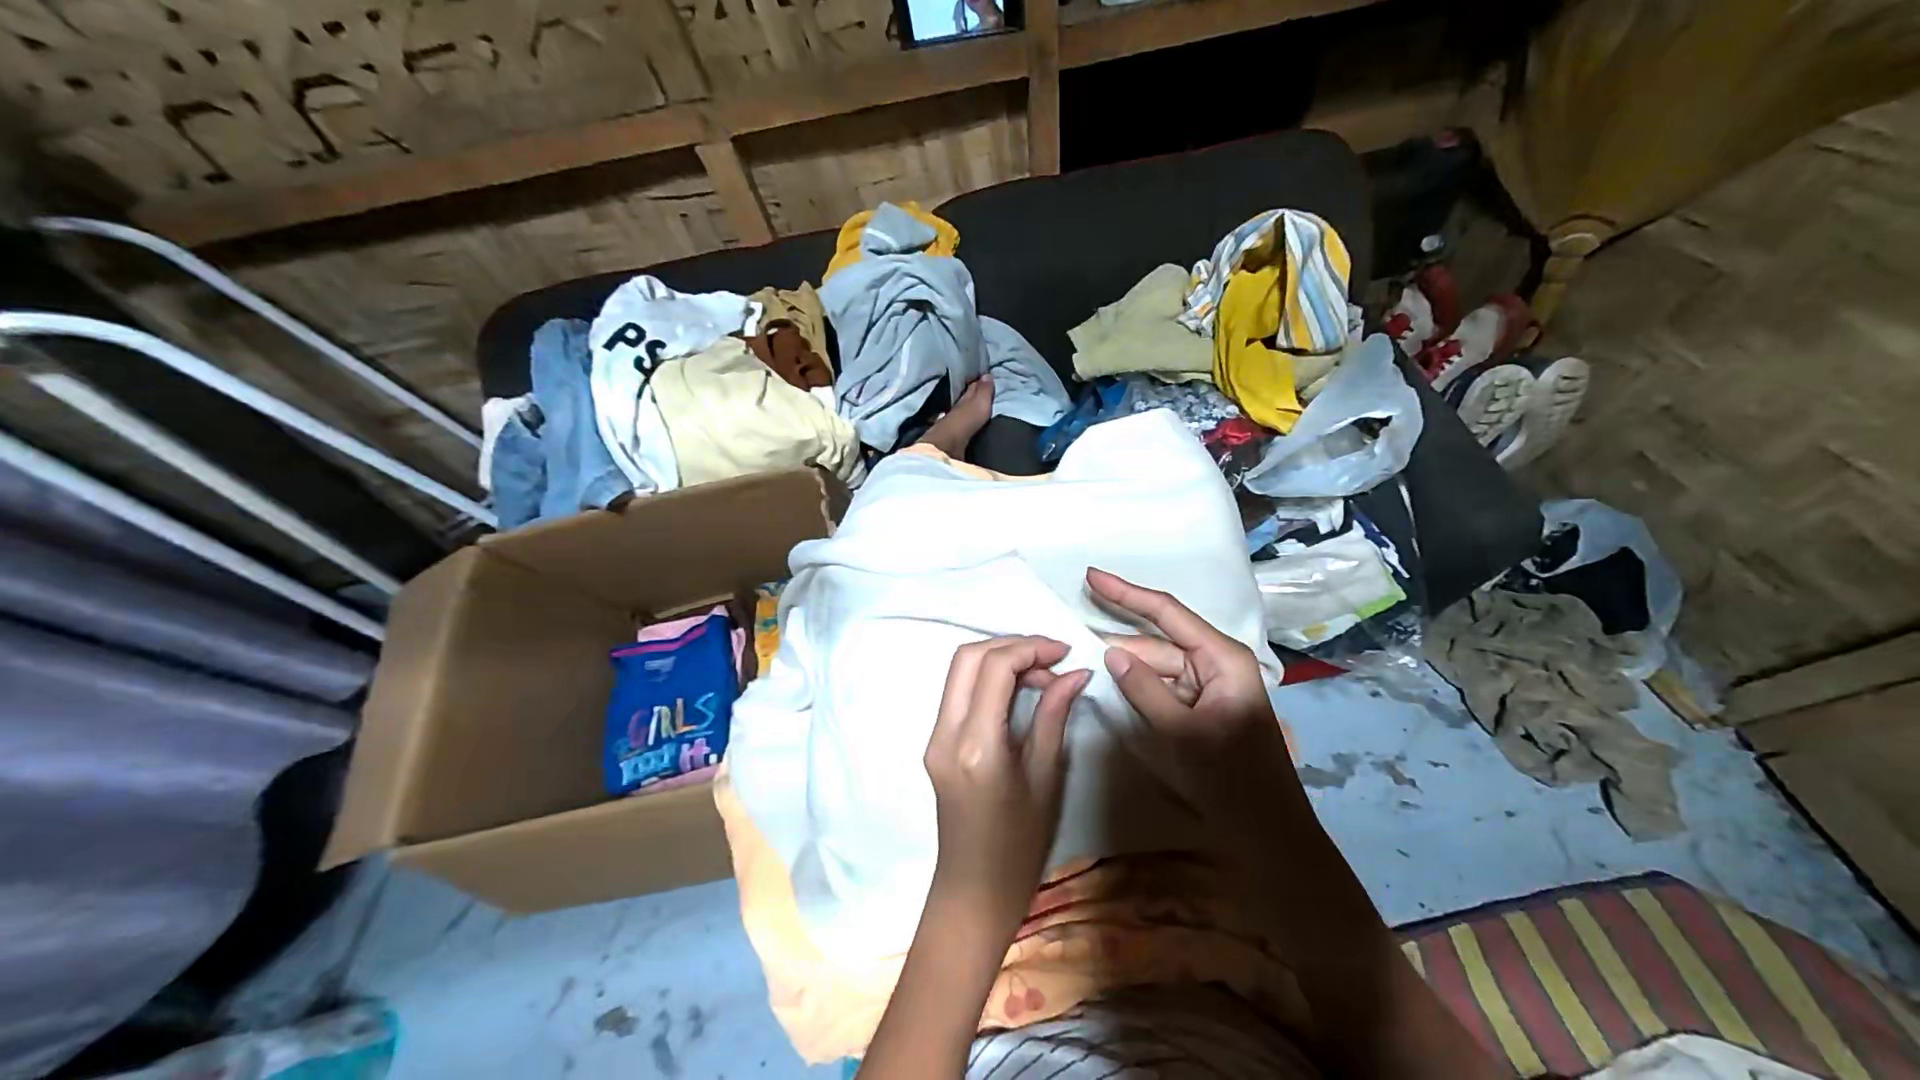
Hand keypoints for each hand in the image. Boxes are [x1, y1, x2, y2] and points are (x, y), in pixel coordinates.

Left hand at [923, 636, 1091, 935]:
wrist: (974, 891)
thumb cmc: (1019, 846)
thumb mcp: (1046, 779)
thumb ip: (1053, 717)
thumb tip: (1075, 673)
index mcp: (976, 746)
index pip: (994, 667)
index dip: (1031, 648)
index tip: (1065, 652)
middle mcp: (945, 733)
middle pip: (967, 657)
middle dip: (1011, 645)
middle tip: (1052, 659)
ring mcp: (933, 737)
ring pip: (958, 671)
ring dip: (997, 659)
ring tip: (1040, 674)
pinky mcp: (934, 743)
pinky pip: (957, 692)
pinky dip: (986, 678)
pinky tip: (1017, 690)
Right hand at [1087, 568, 1299, 837]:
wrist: (1268, 832)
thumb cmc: (1231, 781)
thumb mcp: (1180, 734)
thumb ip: (1144, 689)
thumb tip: (1111, 653)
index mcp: (1222, 658)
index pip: (1167, 613)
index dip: (1126, 593)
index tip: (1091, 575)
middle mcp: (1216, 662)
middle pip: (1157, 642)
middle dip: (1117, 643)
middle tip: (1071, 639)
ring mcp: (1209, 685)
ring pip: (1156, 666)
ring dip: (1124, 668)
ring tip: (1081, 663)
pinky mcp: (1201, 705)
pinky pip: (1162, 686)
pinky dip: (1137, 687)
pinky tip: (1109, 687)